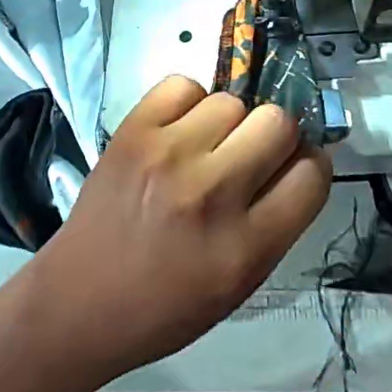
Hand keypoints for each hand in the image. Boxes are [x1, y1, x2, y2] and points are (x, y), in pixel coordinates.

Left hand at [25, 75, 331, 378]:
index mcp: (246, 246)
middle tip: (249, 157)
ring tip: (206, 148)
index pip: (313, 173)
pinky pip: (184, 85)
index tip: (293, 170)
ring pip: (233, 101)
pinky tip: (177, 132)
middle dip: (275, 138)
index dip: (309, 167)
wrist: (79, 302)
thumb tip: (299, 159)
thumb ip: (278, 221)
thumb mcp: (241, 283)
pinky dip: (188, 103)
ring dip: (229, 122)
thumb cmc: (166, 306)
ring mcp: (169, 156)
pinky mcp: (133, 131)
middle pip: (279, 122)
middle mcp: (212, 194)